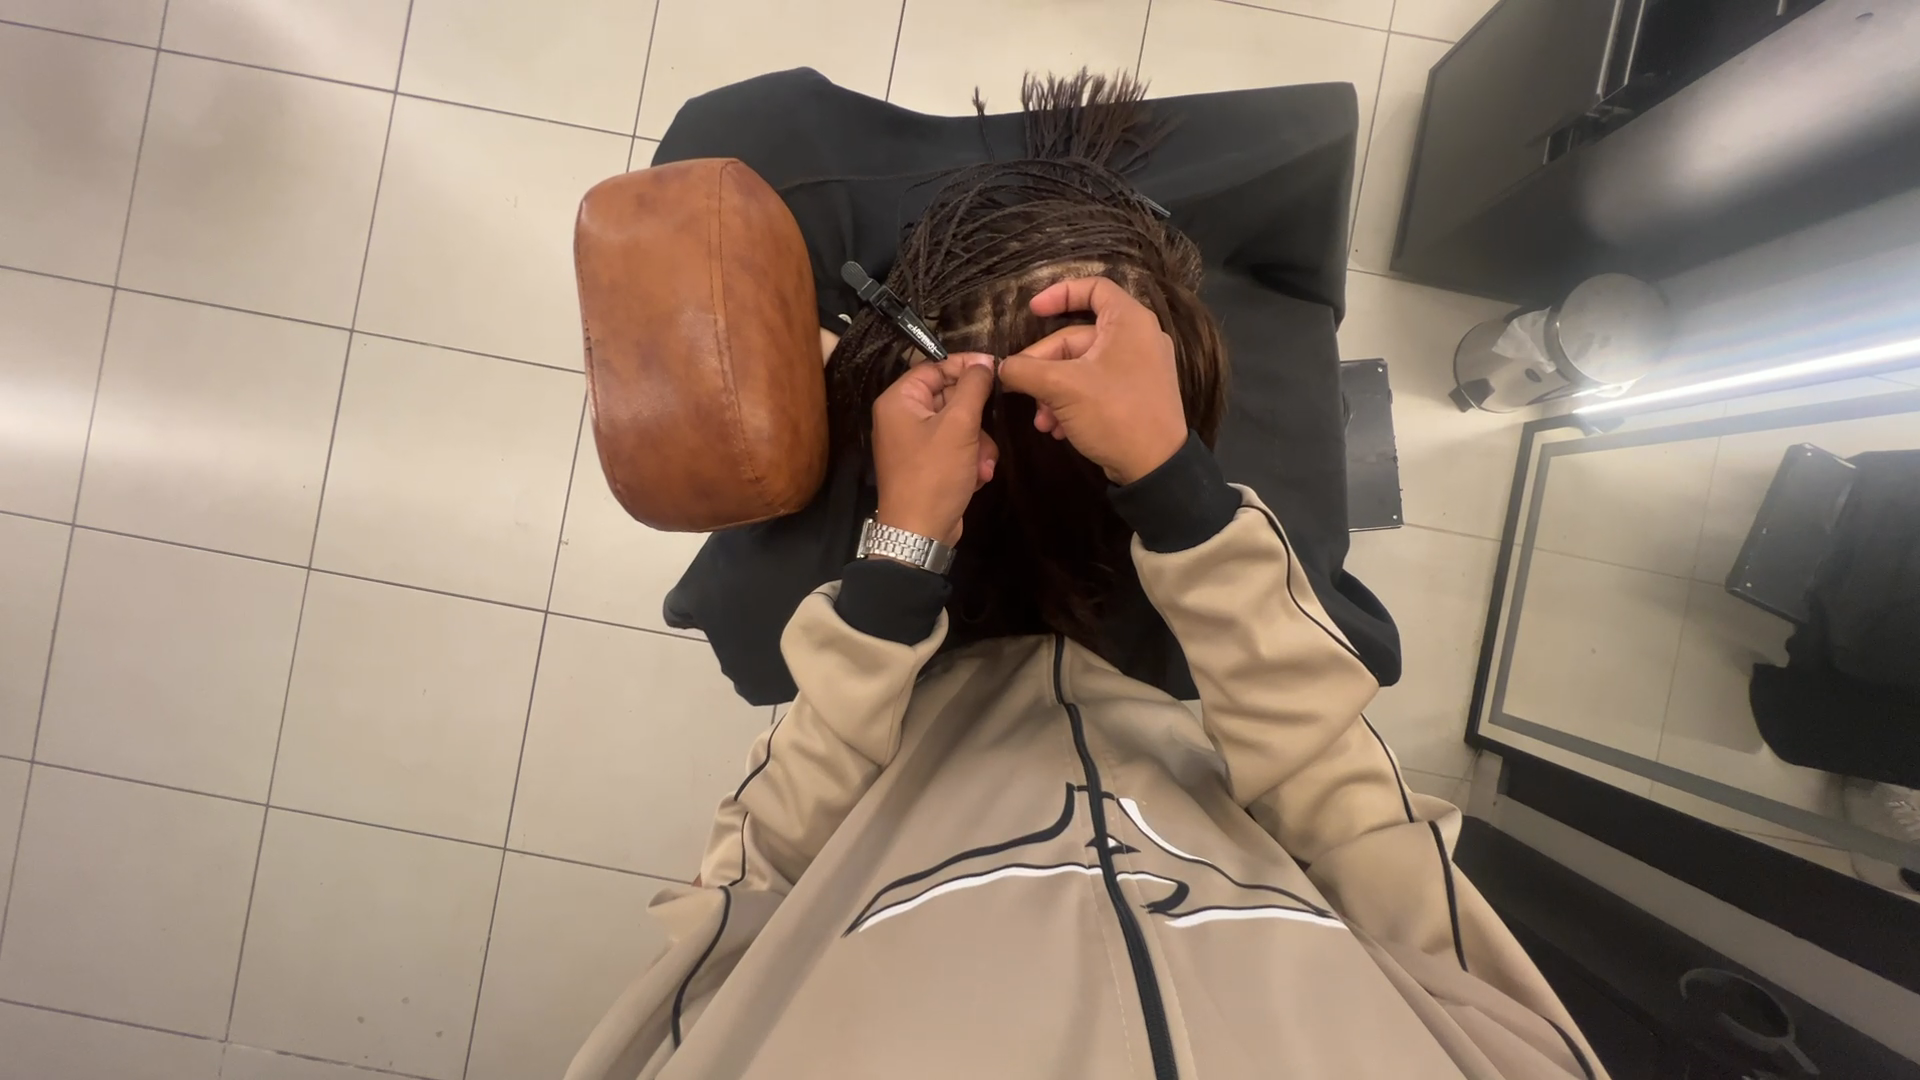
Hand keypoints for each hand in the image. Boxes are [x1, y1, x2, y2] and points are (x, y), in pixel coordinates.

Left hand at [871, 353, 999, 546]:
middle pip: (950, 398)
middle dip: (976, 418)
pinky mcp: (928, 465)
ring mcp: (915, 443)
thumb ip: (973, 387)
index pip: (934, 367)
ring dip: (978, 444)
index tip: (995, 368)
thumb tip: (984, 362)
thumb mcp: (959, 425)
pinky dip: (970, 460)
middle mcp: (902, 418)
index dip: (966, 366)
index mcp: (899, 400)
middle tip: (990, 429)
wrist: (920, 534)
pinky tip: (977, 476)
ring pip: (959, 426)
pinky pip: (956, 449)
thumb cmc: (934, 474)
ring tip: (982, 464)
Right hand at [995, 278, 1187, 484]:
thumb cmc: (1113, 413)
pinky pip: (1094, 387)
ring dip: (1053, 391)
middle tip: (1020, 389)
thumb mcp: (1062, 388)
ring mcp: (1137, 369)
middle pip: (1075, 338)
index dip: (1059, 293)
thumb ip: (1025, 371)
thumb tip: (1000, 368)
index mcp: (1128, 321)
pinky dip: (1071, 403)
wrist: (1154, 467)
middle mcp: (1137, 338)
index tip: (1032, 310)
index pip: (1093, 287)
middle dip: (1044, 367)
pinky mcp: (1134, 396)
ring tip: (1041, 420)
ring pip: (1081, 368)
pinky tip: (1057, 429)